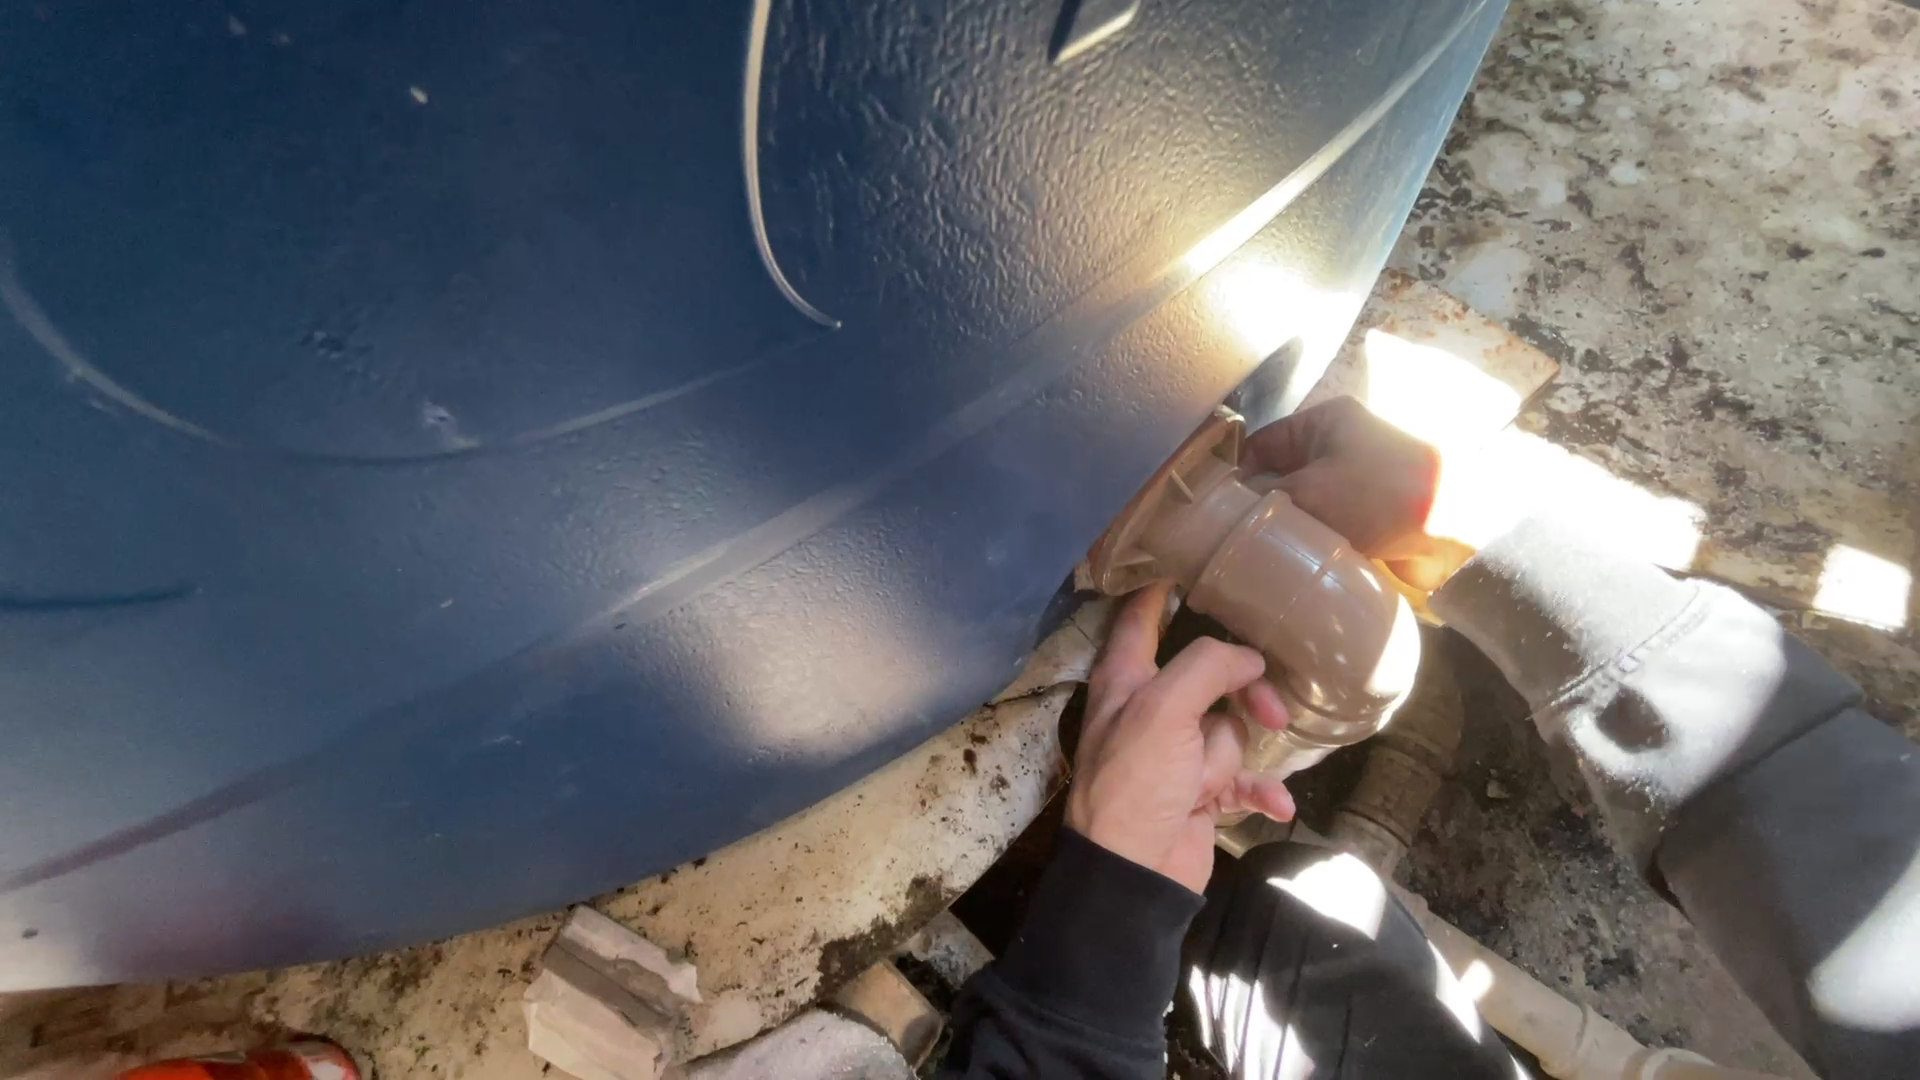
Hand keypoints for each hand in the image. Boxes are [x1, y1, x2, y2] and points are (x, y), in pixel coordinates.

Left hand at [1067, 582, 1294, 893]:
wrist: (1133, 874)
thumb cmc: (1134, 780)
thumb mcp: (1162, 710)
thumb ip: (1206, 667)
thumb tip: (1248, 658)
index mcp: (1125, 678)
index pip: (1139, 617)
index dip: (1160, 588)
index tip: (1186, 562)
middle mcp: (1149, 706)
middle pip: (1210, 674)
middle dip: (1244, 694)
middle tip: (1270, 710)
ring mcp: (1176, 750)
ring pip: (1231, 727)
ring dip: (1234, 757)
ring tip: (1215, 784)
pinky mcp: (1199, 788)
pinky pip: (1242, 776)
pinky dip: (1258, 789)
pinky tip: (1274, 804)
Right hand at [1243, 396, 1490, 590]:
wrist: (1460, 529)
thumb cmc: (1378, 495)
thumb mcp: (1308, 492)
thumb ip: (1260, 500)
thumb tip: (1224, 515)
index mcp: (1323, 422)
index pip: (1260, 444)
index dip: (1233, 475)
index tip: (1210, 510)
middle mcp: (1338, 445)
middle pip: (1277, 476)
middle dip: (1256, 505)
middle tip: (1226, 537)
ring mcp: (1355, 480)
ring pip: (1299, 504)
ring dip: (1282, 527)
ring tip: (1253, 552)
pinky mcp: (1369, 513)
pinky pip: (1323, 525)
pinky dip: (1307, 541)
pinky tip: (1288, 560)